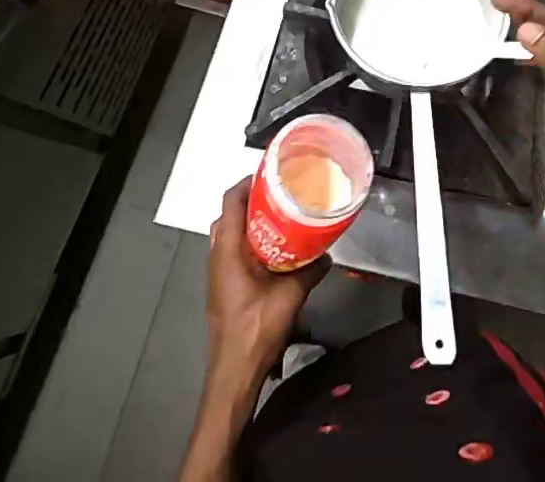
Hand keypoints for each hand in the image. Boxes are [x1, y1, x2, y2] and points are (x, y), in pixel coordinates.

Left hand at [206, 178, 327, 377]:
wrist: (233, 368)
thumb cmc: (255, 329)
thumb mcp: (289, 297)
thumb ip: (309, 272)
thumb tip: (327, 255)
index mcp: (227, 248)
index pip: (231, 201)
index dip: (247, 183)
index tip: (270, 175)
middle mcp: (217, 252)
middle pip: (230, 213)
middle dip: (253, 201)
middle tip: (280, 196)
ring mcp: (217, 268)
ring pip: (231, 232)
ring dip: (251, 222)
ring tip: (279, 219)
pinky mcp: (223, 282)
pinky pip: (234, 249)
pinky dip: (250, 241)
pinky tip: (273, 250)